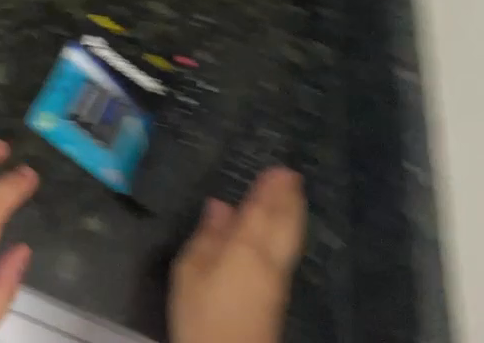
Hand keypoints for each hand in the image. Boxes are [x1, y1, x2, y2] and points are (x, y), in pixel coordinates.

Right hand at [169, 167, 306, 342]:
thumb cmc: (200, 314)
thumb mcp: (190, 271)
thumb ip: (208, 236)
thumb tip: (220, 206)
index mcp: (245, 250)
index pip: (260, 213)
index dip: (270, 191)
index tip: (280, 169)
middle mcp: (268, 262)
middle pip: (284, 226)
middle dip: (289, 200)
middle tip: (293, 176)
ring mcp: (276, 281)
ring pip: (289, 240)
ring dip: (292, 215)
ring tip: (293, 195)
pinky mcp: (275, 296)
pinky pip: (285, 251)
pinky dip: (286, 232)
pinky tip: (278, 229)